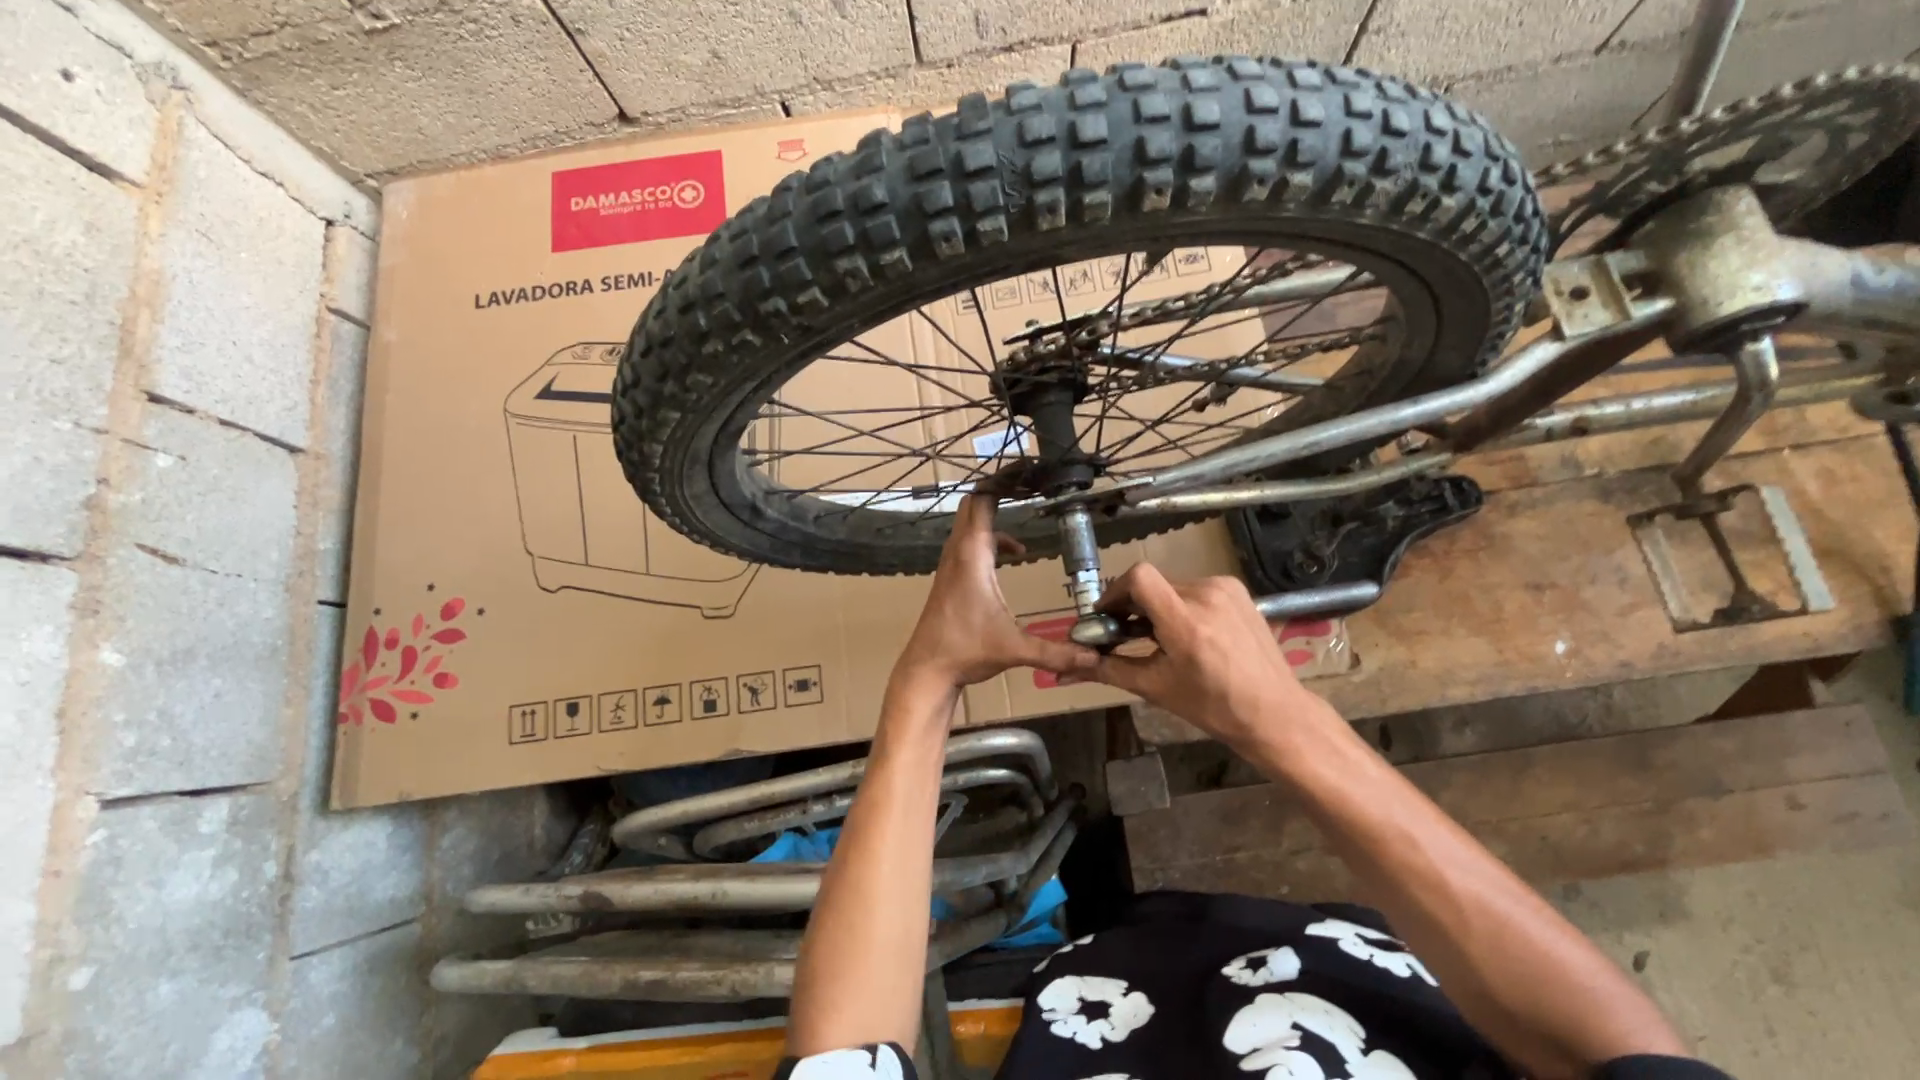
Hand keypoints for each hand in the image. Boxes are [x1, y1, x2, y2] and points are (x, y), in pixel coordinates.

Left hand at [893, 495, 1099, 690]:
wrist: (927, 669)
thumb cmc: (965, 651)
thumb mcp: (1014, 648)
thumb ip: (1054, 651)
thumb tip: (1093, 655)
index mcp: (972, 555)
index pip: (982, 500)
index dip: (1002, 480)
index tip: (1025, 468)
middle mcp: (958, 552)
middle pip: (973, 503)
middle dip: (999, 489)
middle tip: (1029, 481)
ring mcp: (951, 564)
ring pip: (969, 523)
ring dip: (993, 513)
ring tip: (1025, 510)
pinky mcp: (950, 577)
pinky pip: (969, 543)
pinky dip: (991, 538)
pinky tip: (1012, 556)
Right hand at [1072, 564, 1327, 751]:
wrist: (1273, 712)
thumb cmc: (1213, 707)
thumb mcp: (1155, 689)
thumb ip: (1109, 669)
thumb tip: (1069, 668)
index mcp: (1186, 622)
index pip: (1139, 577)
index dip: (1114, 592)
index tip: (1106, 617)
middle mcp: (1207, 595)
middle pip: (1152, 584)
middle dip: (1132, 606)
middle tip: (1124, 634)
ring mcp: (1226, 589)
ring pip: (1173, 586)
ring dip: (1157, 606)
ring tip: (1159, 638)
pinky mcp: (1238, 590)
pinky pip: (1195, 589)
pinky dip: (1181, 605)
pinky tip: (1187, 633)